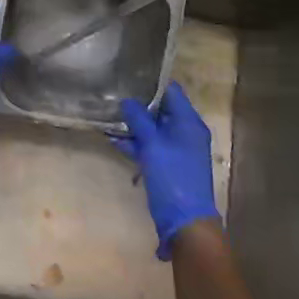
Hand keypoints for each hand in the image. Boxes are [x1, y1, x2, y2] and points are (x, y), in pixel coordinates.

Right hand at [113, 82, 218, 259]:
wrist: (185, 221)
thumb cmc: (172, 176)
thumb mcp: (153, 145)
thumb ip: (140, 120)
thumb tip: (127, 100)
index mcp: (189, 123)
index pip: (172, 92)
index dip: (152, 84)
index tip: (129, 77)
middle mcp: (186, 133)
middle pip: (162, 110)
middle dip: (139, 106)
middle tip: (113, 97)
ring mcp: (178, 151)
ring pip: (154, 130)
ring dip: (135, 126)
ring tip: (109, 119)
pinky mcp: (168, 166)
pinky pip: (152, 147)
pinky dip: (137, 144)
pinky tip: (115, 142)